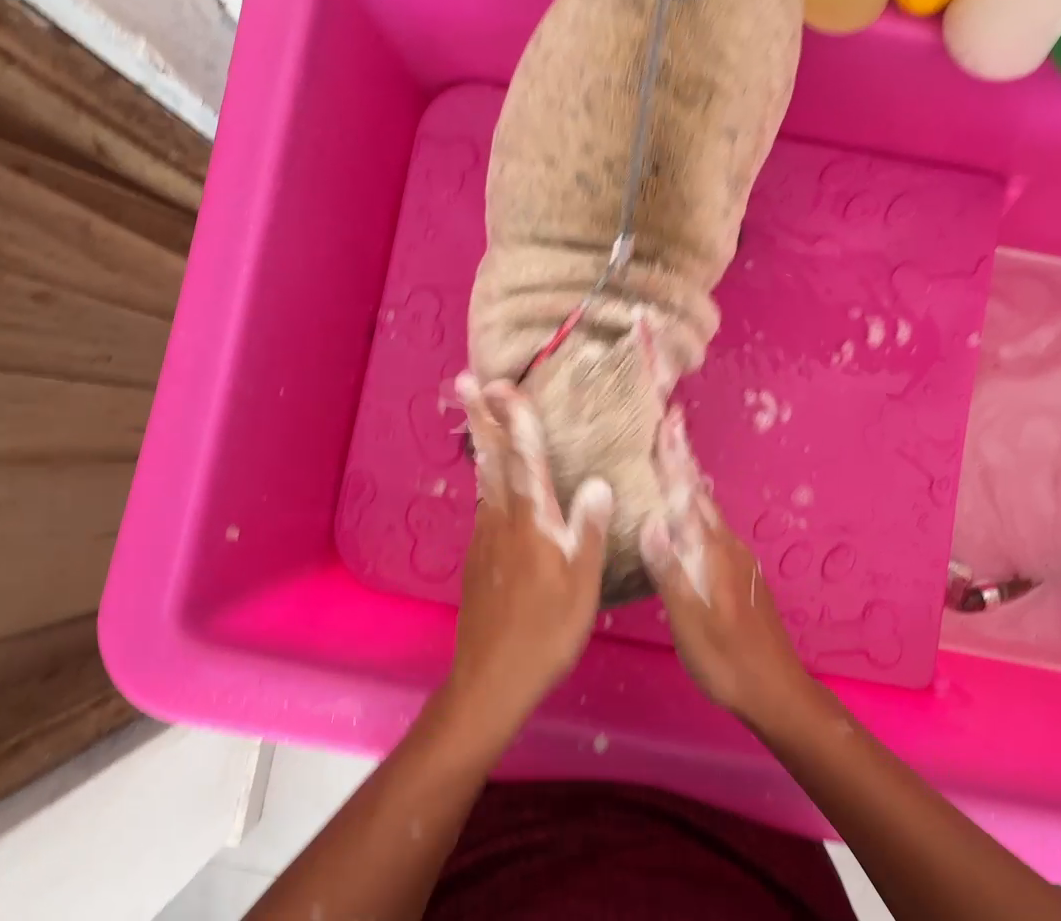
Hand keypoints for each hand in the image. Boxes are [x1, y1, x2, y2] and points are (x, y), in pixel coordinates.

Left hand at [447, 374, 612, 728]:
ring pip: (483, 480)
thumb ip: (588, 531)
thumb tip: (598, 483)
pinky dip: (486, 478)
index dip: (516, 419)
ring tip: (477, 416)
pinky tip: (493, 483)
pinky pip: (484, 504)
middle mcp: (501, 521)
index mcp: (531, 522)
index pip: (524, 459)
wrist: (491, 679)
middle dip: (479, 417)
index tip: (502, 384)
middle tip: (462, 380)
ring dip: (481, 442)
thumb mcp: (581, 584)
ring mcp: (484, 539)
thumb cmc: (546, 632)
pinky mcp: (477, 558)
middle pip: (490, 459)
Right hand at [640, 407, 810, 723]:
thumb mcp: (690, 621)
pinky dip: (695, 508)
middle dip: (682, 459)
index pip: (688, 494)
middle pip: (699, 494)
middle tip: (666, 426)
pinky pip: (711, 527)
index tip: (667, 420)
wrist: (775, 689)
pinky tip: (687, 516)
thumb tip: (650, 520)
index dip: (675, 458)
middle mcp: (727, 546)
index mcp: (712, 552)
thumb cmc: (726, 659)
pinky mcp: (738, 574)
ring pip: (707, 510)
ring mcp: (736, 560)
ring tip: (671, 459)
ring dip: (689, 481)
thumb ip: (671, 570)